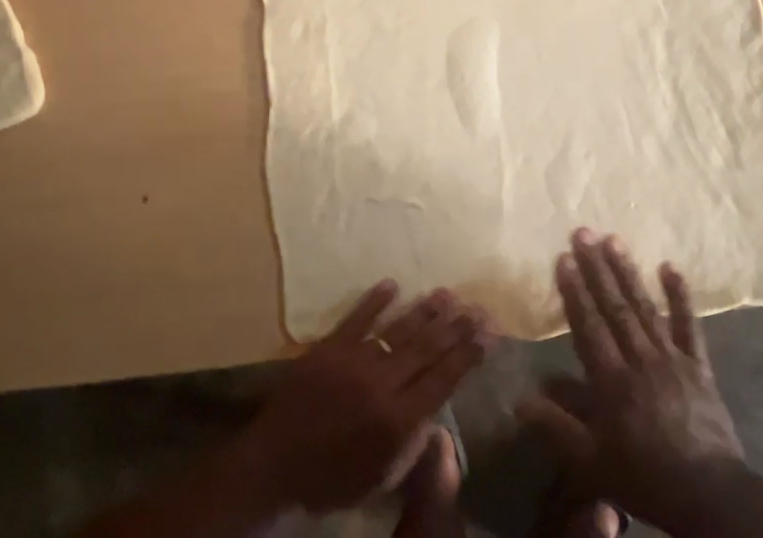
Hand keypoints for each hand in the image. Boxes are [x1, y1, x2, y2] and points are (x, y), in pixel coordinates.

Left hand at [237, 282, 491, 513]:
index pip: (444, 379)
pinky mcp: (327, 348)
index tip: (489, 333)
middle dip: (456, 326)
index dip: (469, 354)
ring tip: (446, 293)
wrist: (273, 464)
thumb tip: (436, 412)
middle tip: (478, 306)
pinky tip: (392, 285)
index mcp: (397, 420)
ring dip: (424, 310)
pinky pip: (355, 318)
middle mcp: (381, 384)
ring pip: (397, 329)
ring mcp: (352, 361)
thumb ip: (412, 444)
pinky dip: (374, 301)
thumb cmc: (330, 479)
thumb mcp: (381, 477)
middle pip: (427, 349)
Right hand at [518, 230, 744, 532]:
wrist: (710, 494)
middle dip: (596, 268)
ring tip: (614, 240)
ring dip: (628, 273)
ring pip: (645, 308)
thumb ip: (556, 427)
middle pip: (615, 307)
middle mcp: (640, 360)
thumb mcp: (591, 461)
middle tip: (583, 233)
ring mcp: (672, 359)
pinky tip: (671, 268)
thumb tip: (518, 398)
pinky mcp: (698, 366)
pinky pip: (688, 326)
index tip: (562, 258)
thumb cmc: (644, 476)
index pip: (588, 326)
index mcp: (611, 380)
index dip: (574, 290)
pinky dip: (681, 296)